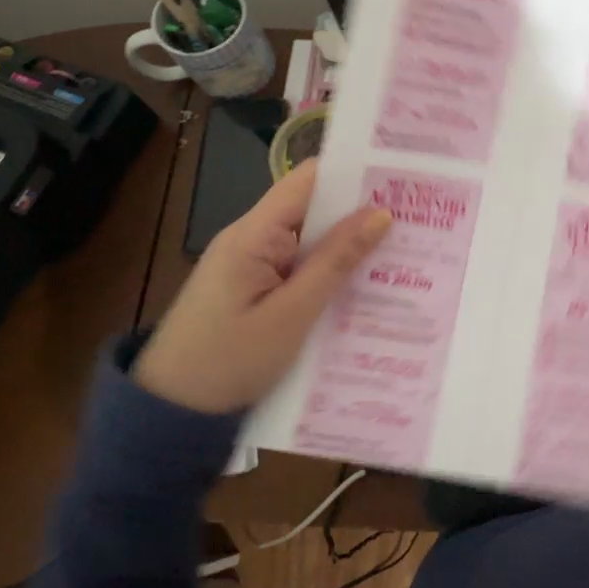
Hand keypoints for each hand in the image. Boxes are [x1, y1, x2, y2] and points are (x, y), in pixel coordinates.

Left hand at [133, 160, 391, 413]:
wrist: (170, 414)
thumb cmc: (229, 362)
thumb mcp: (292, 315)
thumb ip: (336, 262)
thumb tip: (381, 214)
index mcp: (253, 235)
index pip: (308, 180)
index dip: (352, 173)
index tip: (400, 178)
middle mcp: (251, 239)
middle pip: (313, 208)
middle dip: (361, 212)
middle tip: (418, 218)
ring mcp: (251, 265)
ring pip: (310, 241)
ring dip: (349, 245)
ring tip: (406, 249)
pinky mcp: (253, 289)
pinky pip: (299, 267)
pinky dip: (330, 271)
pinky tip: (367, 284)